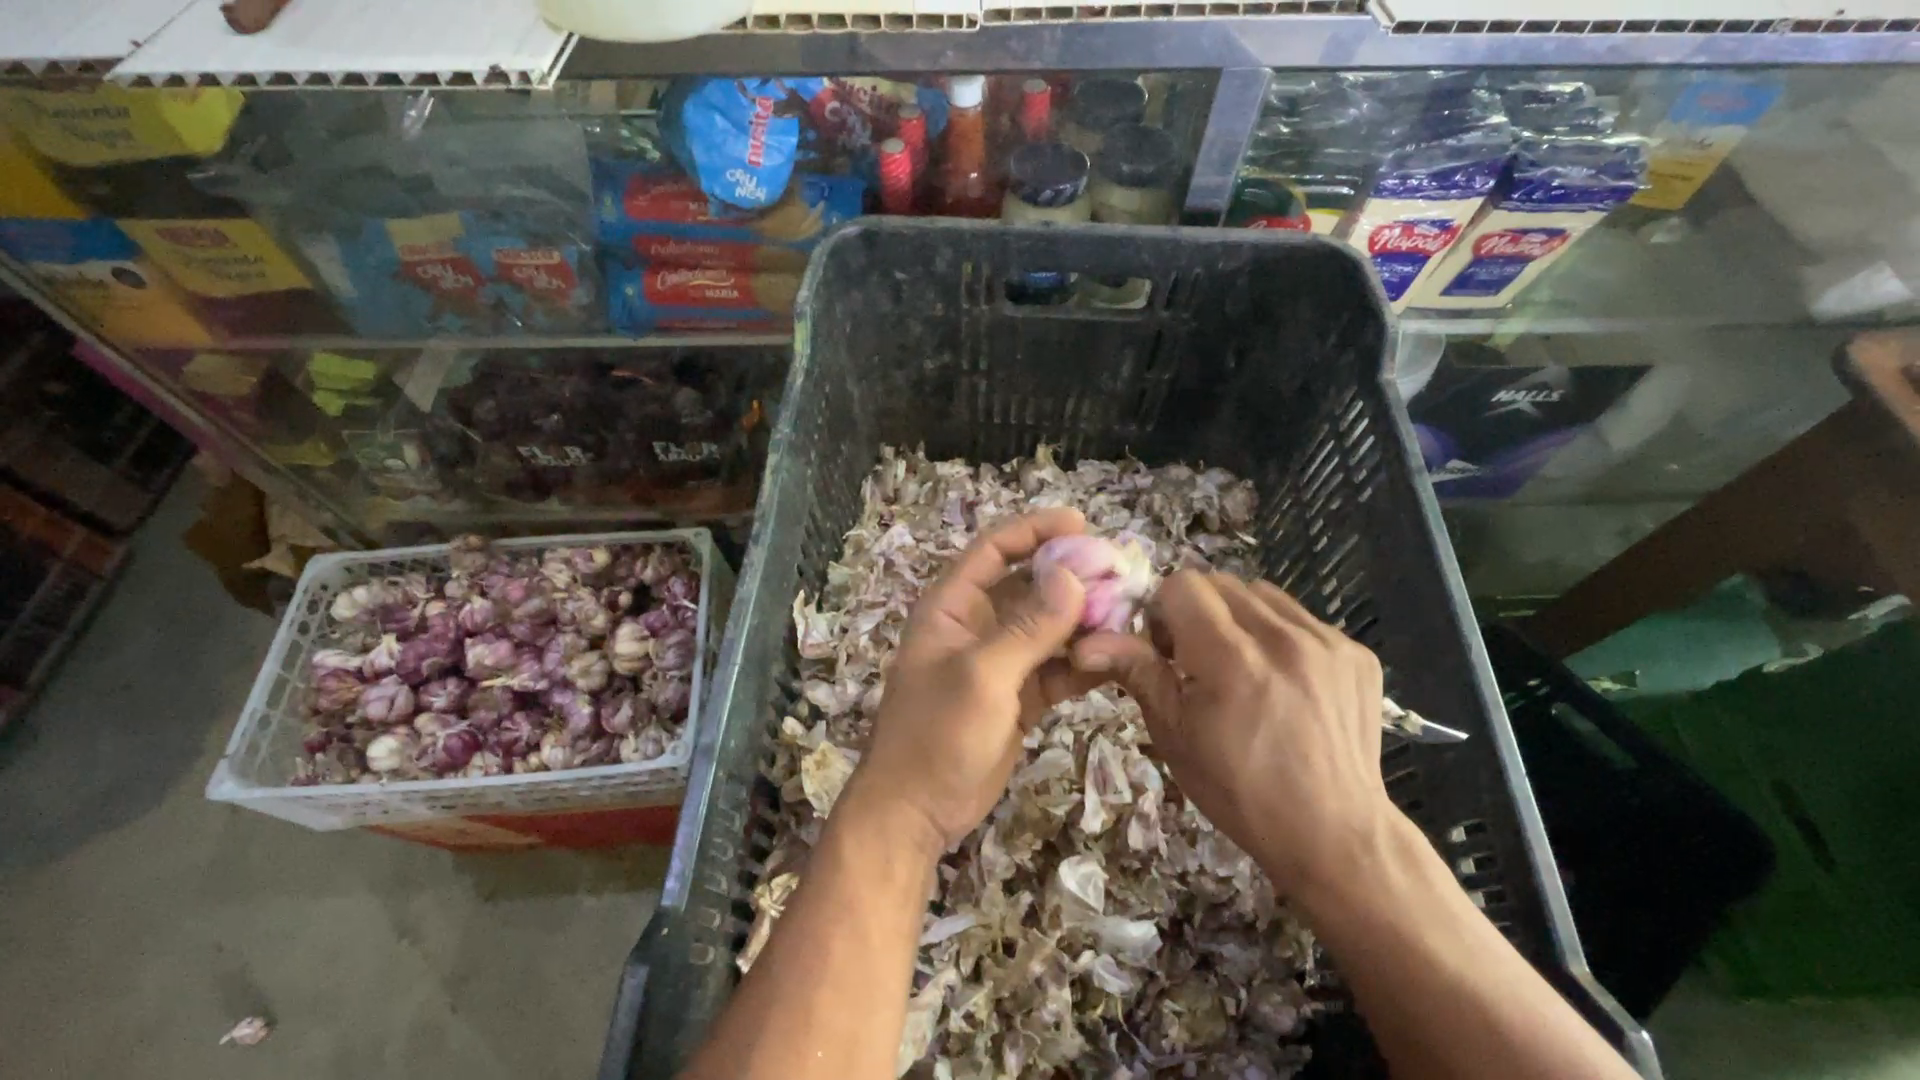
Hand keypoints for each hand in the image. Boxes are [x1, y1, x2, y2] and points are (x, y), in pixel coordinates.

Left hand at [857, 509, 1103, 852]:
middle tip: (1121, 574)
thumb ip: (1028, 628)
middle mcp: (976, 627)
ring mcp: (999, 663)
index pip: (994, 550)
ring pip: (1048, 628)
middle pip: (1029, 586)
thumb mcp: (982, 677)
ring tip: (1128, 616)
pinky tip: (1116, 659)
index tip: (1083, 524)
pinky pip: (1056, 667)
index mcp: (952, 607)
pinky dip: (1083, 662)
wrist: (916, 811)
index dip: (1035, 531)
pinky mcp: (1019, 697)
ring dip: (1084, 621)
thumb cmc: (935, 736)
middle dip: (1072, 577)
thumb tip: (1072, 576)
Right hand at [1073, 571, 1398, 898]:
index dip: (1163, 612)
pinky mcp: (1358, 654)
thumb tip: (1084, 642)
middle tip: (1197, 661)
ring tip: (1242, 669)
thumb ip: (1137, 672)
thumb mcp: (1174, 734)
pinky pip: (1303, 620)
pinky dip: (1281, 638)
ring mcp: (1329, 643)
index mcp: (1231, 659)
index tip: (1165, 650)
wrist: (1331, 833)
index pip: (1183, 585)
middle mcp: (1284, 639)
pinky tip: (1283, 683)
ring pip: (1264, 595)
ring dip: (1241, 619)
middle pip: (1222, 584)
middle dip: (1199, 612)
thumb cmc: (1238, 790)